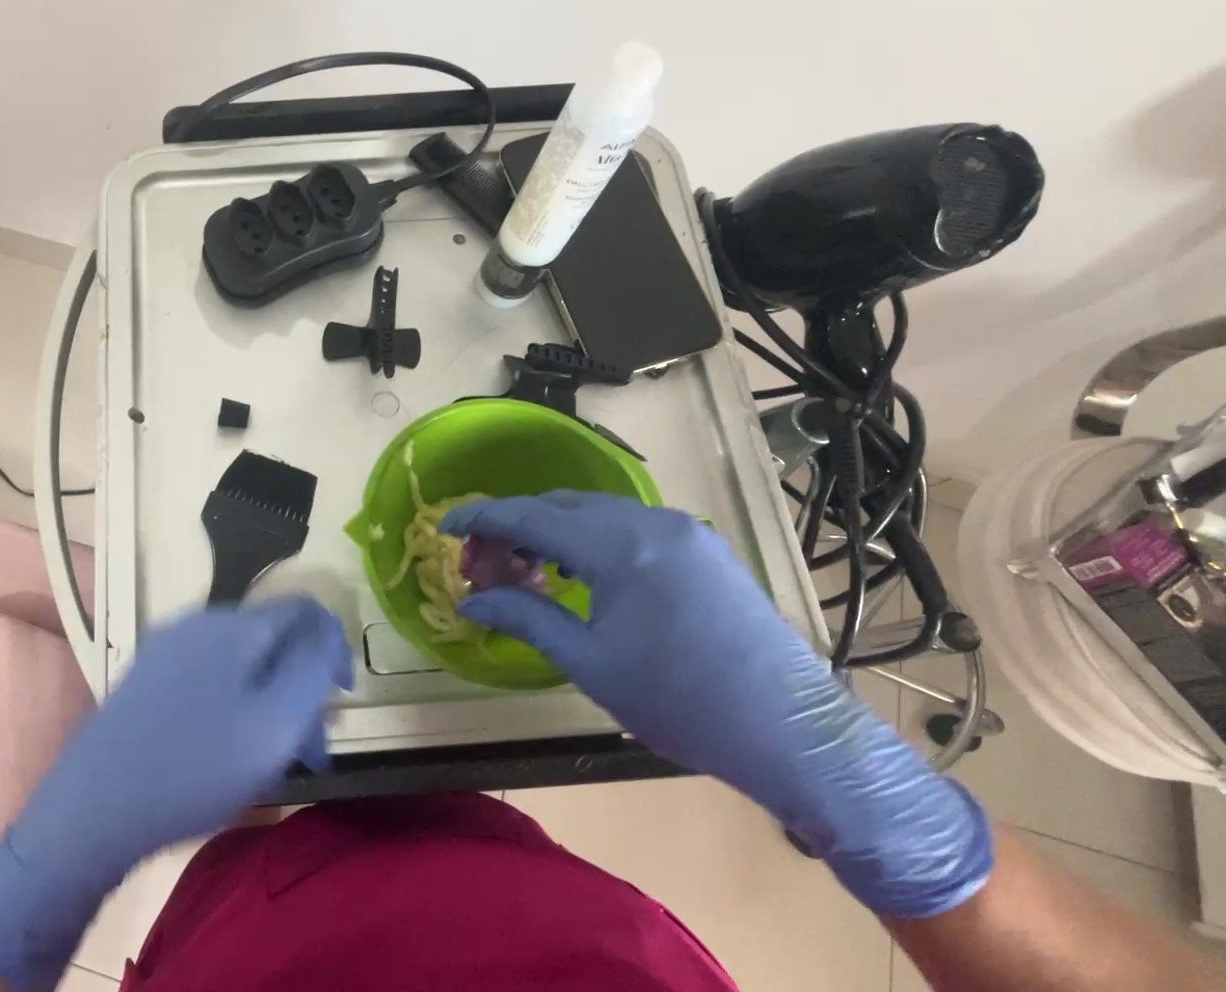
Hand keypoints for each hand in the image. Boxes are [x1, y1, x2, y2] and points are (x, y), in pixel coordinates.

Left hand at [0, 596, 351, 986]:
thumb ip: (313, 670)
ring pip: (242, 662)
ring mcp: (167, 649)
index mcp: (235, 626)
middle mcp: (199, 623)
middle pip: (273, 639)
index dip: (335, 648)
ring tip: (272, 758)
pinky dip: (236, 704)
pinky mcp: (146, 679)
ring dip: (270, 700)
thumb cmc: (196, 770)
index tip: (339, 701)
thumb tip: (328, 635)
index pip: (305, 609)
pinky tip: (230, 750)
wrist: (94, 810)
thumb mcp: (275, 725)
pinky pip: (210, 676)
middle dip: (301, 685)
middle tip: (310, 748)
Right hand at [440, 491, 991, 919]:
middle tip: (483, 567)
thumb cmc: (678, 702)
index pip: (530, 516)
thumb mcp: (589, 662)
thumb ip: (525, 619)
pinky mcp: (704, 548)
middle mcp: (651, 521)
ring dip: (553, 532)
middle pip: (562, 505)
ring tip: (526, 571)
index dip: (481, 520)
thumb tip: (469, 604)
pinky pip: (630, 526)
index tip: (445, 529)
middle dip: (515, 527)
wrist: (789, 730)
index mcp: (618, 546)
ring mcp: (684, 531)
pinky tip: (579, 573)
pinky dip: (591, 539)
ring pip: (597, 512)